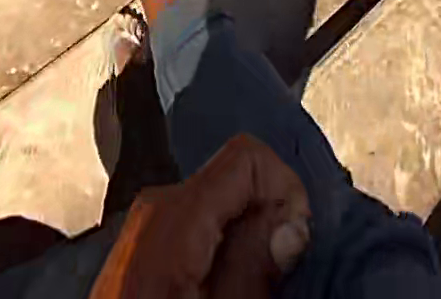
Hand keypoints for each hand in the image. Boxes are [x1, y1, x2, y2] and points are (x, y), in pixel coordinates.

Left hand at [89, 134, 311, 298]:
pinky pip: (202, 221)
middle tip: (274, 281)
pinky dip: (225, 246)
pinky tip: (222, 290)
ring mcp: (148, 222)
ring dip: (249, 237)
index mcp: (173, 214)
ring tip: (248, 290)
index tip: (293, 245)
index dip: (282, 190)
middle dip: (268, 219)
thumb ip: (252, 269)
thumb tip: (291, 221)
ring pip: (223, 199)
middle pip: (236, 176)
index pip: (246, 156)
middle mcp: (157, 204)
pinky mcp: (146, 243)